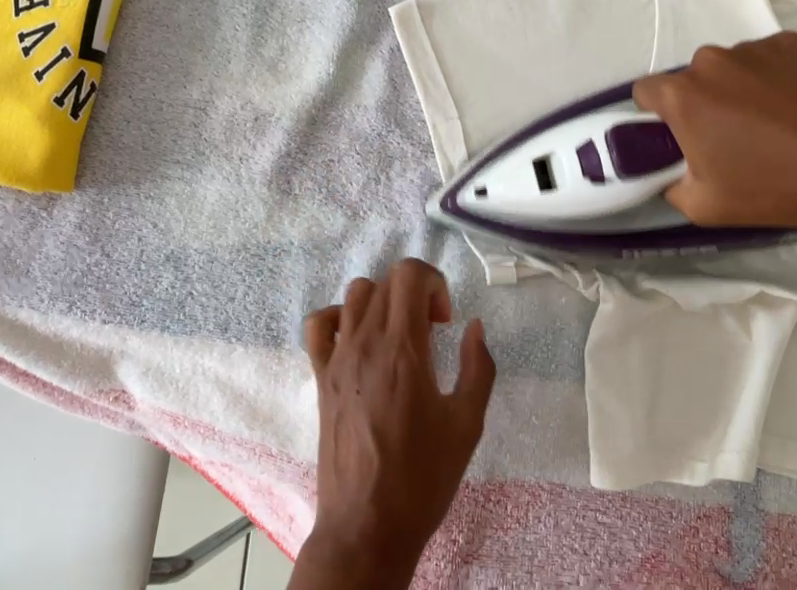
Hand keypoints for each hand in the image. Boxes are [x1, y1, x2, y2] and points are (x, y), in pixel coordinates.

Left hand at [292, 259, 495, 589]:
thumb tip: (474, 326)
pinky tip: (358, 341)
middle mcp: (365, 342)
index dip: (434, 283)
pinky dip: (338, 318)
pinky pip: (318, 324)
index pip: (409, 274)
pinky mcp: (319, 376)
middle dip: (415, 293)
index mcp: (403, 350)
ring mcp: (337, 358)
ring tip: (399, 336)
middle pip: (385, 280)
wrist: (367, 524)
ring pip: (354, 295)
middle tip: (432, 332)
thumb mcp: (467, 424)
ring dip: (382, 302)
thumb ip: (478, 367)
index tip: (445, 321)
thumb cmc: (423, 477)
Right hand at [632, 32, 796, 250]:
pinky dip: (778, 77)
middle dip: (704, 103)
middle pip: (692, 78)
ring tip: (778, 122)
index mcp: (683, 96)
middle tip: (735, 137)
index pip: (645, 92)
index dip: (656, 115)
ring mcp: (758, 47)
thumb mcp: (705, 207)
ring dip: (742, 88)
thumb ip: (670, 184)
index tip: (680, 137)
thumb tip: (669, 171)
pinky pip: (771, 58)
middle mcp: (712, 60)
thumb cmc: (781, 188)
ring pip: (733, 67)